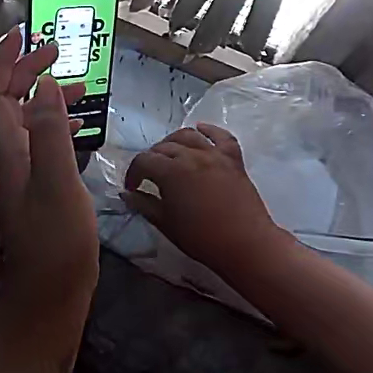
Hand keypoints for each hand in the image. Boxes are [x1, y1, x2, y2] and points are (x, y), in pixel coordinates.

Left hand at [0, 31, 98, 299]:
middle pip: (8, 102)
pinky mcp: (40, 188)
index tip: (22, 34)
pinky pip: (44, 143)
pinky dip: (59, 125)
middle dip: (27, 71)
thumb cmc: (56, 241)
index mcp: (9, 150)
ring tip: (78, 84)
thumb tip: (44, 84)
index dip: (2, 62)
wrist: (51, 294)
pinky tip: (80, 126)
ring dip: (46, 96)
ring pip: (27, 121)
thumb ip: (50, 133)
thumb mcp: (58, 183)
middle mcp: (10, 157)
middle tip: (57, 51)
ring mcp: (24, 173)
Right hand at [121, 124, 286, 271]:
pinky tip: (201, 128)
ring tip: (169, 153)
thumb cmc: (202, 238)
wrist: (245, 244)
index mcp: (171, 171)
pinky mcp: (233, 158)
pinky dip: (209, 130)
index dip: (133, 173)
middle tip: (149, 175)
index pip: (143, 161)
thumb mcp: (166, 223)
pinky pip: (221, 136)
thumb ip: (144, 205)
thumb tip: (127, 194)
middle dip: (151, 159)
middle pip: (164, 147)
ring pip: (188, 136)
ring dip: (174, 141)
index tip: (132, 188)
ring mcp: (214, 154)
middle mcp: (191, 155)